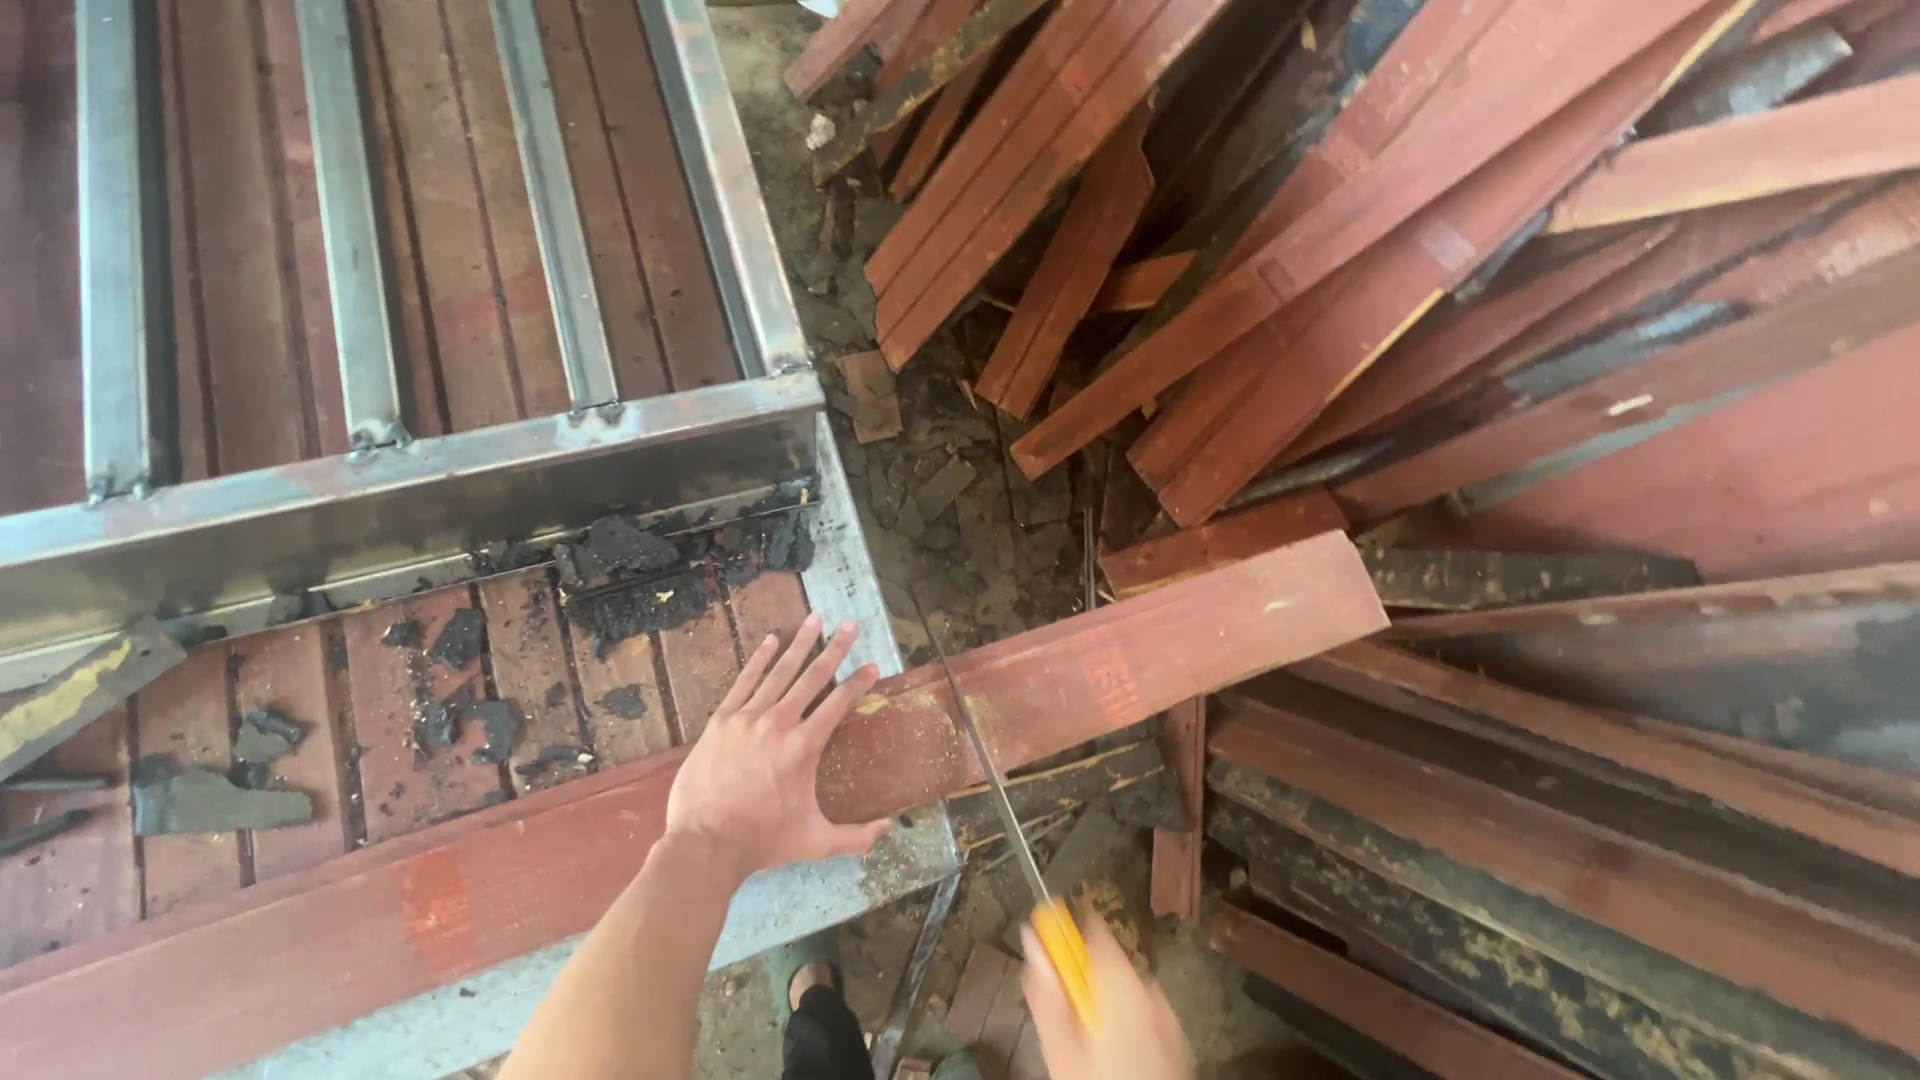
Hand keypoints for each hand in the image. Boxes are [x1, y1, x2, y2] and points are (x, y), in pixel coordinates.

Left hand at [664, 614, 888, 881]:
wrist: (704, 844)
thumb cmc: (763, 842)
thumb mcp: (816, 842)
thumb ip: (856, 838)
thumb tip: (888, 829)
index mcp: (805, 746)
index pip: (839, 703)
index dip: (860, 682)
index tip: (873, 665)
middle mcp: (779, 723)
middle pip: (814, 676)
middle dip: (835, 648)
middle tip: (850, 624)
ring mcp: (747, 718)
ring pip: (780, 672)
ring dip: (800, 643)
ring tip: (815, 619)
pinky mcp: (721, 720)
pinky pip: (744, 681)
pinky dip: (759, 659)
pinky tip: (771, 640)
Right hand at [1022, 916, 1191, 1079]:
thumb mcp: (1061, 1050)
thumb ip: (1046, 990)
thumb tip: (1031, 939)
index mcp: (1123, 984)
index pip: (1095, 931)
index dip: (1070, 933)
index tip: (1049, 947)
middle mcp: (1152, 991)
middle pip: (1111, 963)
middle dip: (1085, 979)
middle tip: (1065, 1016)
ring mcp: (1171, 1019)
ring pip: (1129, 991)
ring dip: (1106, 1002)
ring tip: (1088, 1044)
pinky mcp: (1180, 1045)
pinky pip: (1147, 1015)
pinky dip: (1129, 1022)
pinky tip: (1115, 1056)